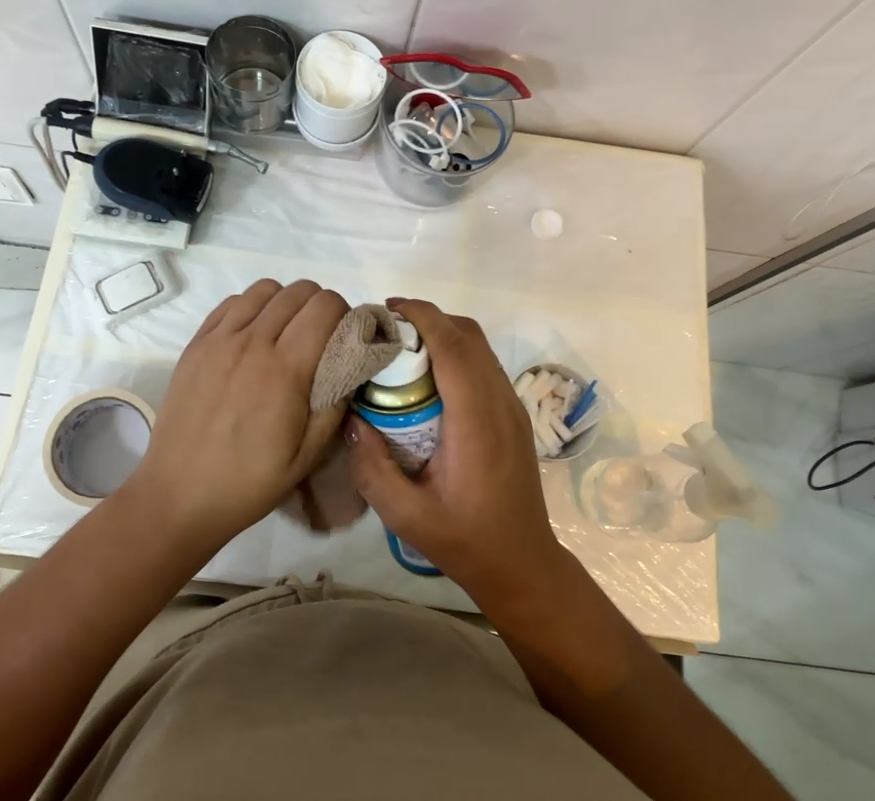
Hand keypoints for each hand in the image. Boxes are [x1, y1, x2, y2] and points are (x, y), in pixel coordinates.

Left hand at [122, 279, 347, 546]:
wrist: (179, 495)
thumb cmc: (250, 483)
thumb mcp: (309, 455)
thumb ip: (336, 402)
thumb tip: (355, 362)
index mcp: (285, 370)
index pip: (326, 306)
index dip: (347, 315)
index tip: (348, 339)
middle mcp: (252, 342)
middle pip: (300, 291)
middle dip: (322, 307)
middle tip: (323, 339)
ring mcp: (219, 340)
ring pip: (266, 289)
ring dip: (286, 303)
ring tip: (288, 334)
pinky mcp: (196, 344)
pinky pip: (232, 303)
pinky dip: (252, 308)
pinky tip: (254, 336)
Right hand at [347, 299, 567, 603]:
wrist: (522, 564)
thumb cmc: (465, 541)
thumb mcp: (406, 516)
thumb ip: (373, 469)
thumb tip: (351, 420)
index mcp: (476, 422)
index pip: (454, 348)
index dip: (422, 317)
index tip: (386, 310)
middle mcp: (500, 404)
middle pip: (470, 336)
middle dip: (429, 319)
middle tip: (385, 331)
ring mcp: (512, 408)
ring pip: (480, 348)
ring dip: (444, 335)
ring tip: (401, 350)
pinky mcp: (513, 416)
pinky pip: (485, 366)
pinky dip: (456, 354)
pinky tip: (426, 379)